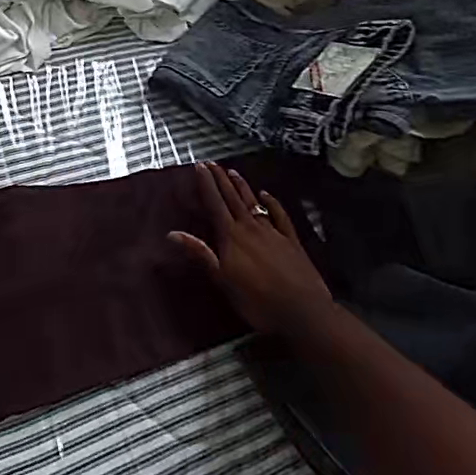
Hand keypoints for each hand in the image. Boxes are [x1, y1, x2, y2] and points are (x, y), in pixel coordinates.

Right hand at [169, 161, 332, 336]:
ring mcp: (273, 232)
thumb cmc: (257, 300)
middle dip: (221, 179)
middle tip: (212, 163)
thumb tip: (172, 233)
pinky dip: (272, 203)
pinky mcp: (292, 241)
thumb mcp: (222, 280)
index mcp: (231, 236)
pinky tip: (267, 195)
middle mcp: (250, 228)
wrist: (303, 311)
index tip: (199, 166)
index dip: (206, 184)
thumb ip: (200, 253)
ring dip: (242, 187)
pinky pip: (280, 216)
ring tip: (233, 172)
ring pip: (253, 203)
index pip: (215, 204)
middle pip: (232, 198)